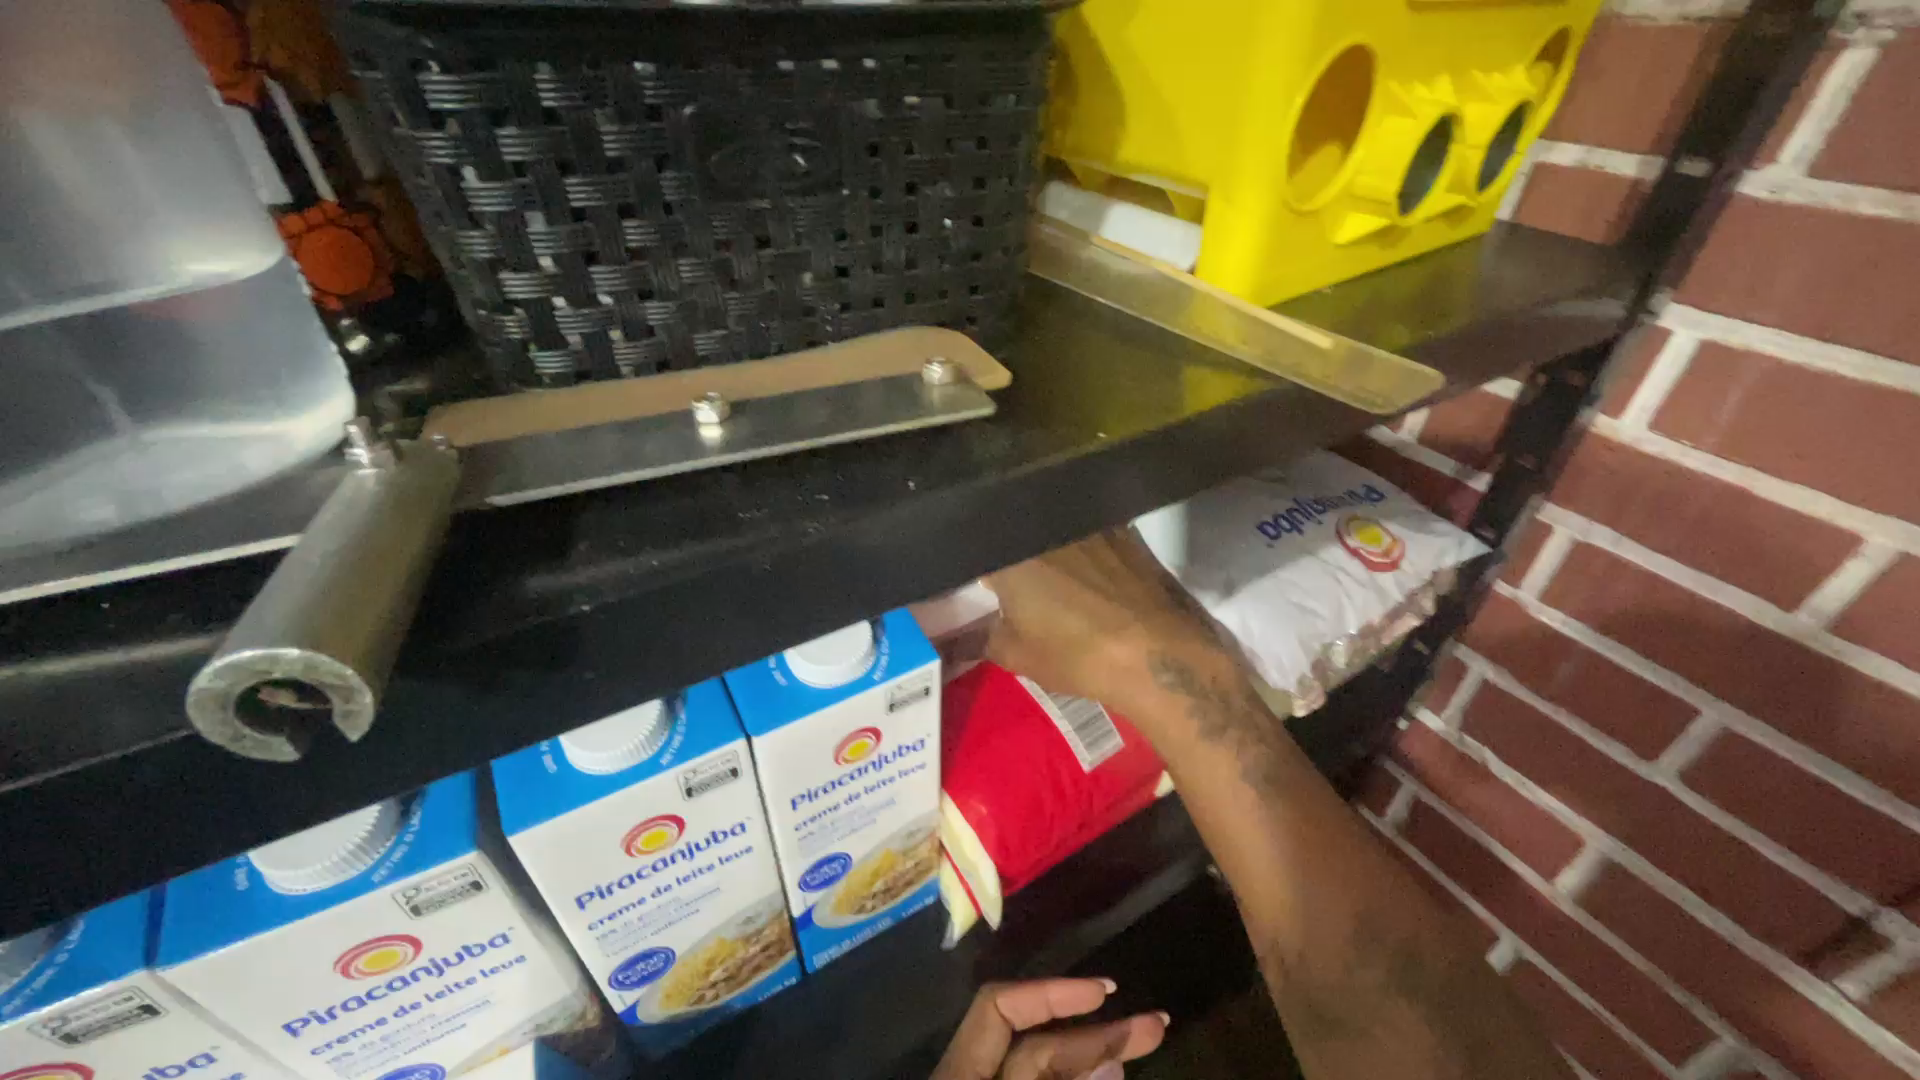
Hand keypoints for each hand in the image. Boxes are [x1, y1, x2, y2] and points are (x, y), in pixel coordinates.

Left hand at [930, 978, 1167, 1079]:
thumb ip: (1052, 1077)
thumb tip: (1113, 1062)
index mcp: (960, 1070)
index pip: (1000, 1007)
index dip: (1052, 995)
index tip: (1107, 992)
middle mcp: (965, 1072)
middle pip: (1031, 1044)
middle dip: (1096, 1037)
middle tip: (1157, 1025)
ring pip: (1036, 1069)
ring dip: (1089, 1058)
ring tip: (1139, 1044)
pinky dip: (1067, 1077)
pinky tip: (1105, 1070)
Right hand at [982, 530, 1233, 716]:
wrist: (1157, 654)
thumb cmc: (1076, 653)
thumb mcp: (1018, 656)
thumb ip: (982, 639)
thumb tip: (961, 638)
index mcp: (1010, 552)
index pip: (977, 550)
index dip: (976, 569)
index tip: (981, 586)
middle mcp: (1046, 526)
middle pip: (1018, 532)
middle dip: (1012, 552)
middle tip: (1016, 584)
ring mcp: (1088, 524)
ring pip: (1055, 529)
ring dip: (1050, 548)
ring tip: (1057, 580)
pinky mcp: (1124, 531)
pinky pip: (1091, 533)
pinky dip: (1085, 550)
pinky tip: (1091, 576)